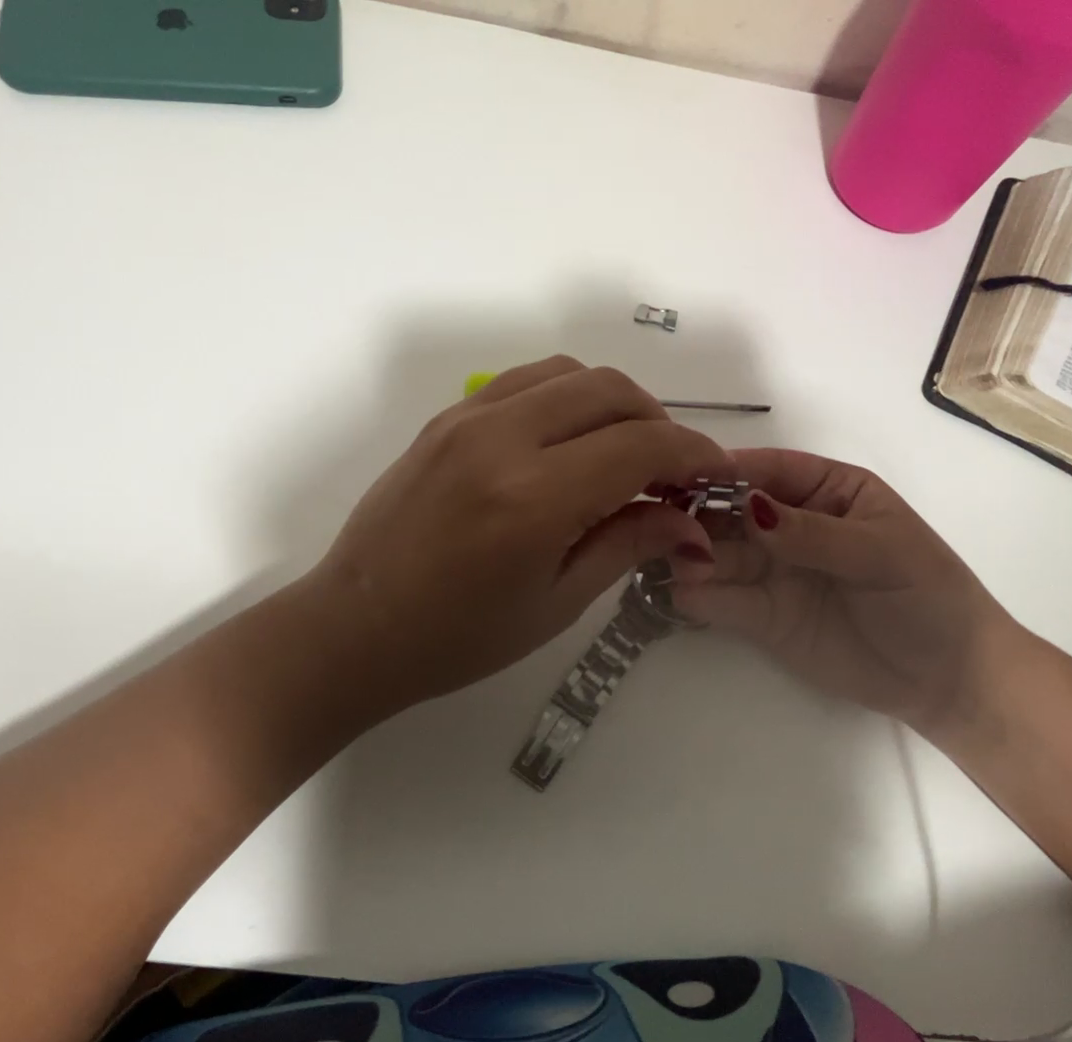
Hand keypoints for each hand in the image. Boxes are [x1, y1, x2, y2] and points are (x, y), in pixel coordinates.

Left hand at [305, 356, 730, 718]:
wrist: (354, 628)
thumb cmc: (457, 638)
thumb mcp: (555, 604)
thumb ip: (626, 545)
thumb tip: (690, 523)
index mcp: (533, 498)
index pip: (640, 447)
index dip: (693, 456)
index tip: (717, 476)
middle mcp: (500, 439)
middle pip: (610, 391)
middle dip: (658, 423)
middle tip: (672, 472)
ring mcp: (465, 419)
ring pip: (568, 373)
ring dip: (612, 402)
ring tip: (625, 452)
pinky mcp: (444, 418)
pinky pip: (524, 383)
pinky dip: (565, 397)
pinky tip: (571, 441)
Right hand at [670, 450, 1011, 732]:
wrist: (947, 680)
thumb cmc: (927, 597)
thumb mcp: (880, 554)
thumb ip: (814, 533)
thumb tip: (752, 508)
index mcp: (827, 491)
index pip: (767, 470)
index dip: (725, 471)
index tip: (682, 476)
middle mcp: (790, 526)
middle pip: (731, 511)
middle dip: (699, 516)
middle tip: (672, 529)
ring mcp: (773, 572)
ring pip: (719, 555)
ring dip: (694, 555)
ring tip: (679, 564)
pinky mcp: (761, 617)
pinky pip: (722, 599)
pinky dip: (699, 595)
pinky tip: (683, 593)